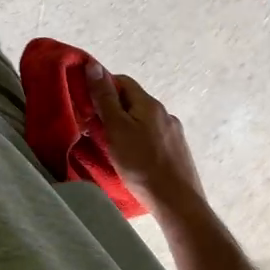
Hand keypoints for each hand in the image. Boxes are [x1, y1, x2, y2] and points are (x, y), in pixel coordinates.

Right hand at [85, 61, 206, 215]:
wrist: (178, 205)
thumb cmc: (141, 164)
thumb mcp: (116, 128)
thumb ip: (104, 96)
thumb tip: (93, 64)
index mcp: (149, 104)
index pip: (122, 81)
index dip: (103, 87)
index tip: (90, 104)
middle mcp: (165, 114)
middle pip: (133, 101)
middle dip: (115, 109)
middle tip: (98, 127)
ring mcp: (175, 134)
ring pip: (144, 120)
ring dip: (128, 126)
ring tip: (115, 145)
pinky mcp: (179, 153)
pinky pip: (154, 137)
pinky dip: (141, 140)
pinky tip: (136, 158)